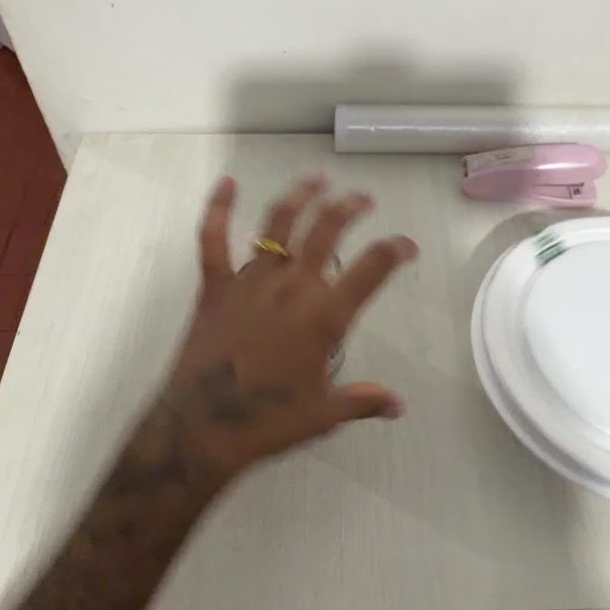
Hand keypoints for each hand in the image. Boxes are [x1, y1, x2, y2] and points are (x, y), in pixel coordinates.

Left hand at [160, 174, 418, 482]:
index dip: (396, 250)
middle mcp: (293, 287)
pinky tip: (227, 182)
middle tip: (364, 199)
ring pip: (279, 223)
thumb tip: (397, 405)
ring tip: (318, 179)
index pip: (373, 268)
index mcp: (325, 316)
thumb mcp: (324, 414)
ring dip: (301, 196)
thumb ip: (363, 401)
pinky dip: (219, 208)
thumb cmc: (268, 423)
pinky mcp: (216, 287)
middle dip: (350, 207)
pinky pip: (213, 239)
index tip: (407, 245)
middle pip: (327, 229)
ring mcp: (251, 282)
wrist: (202, 430)